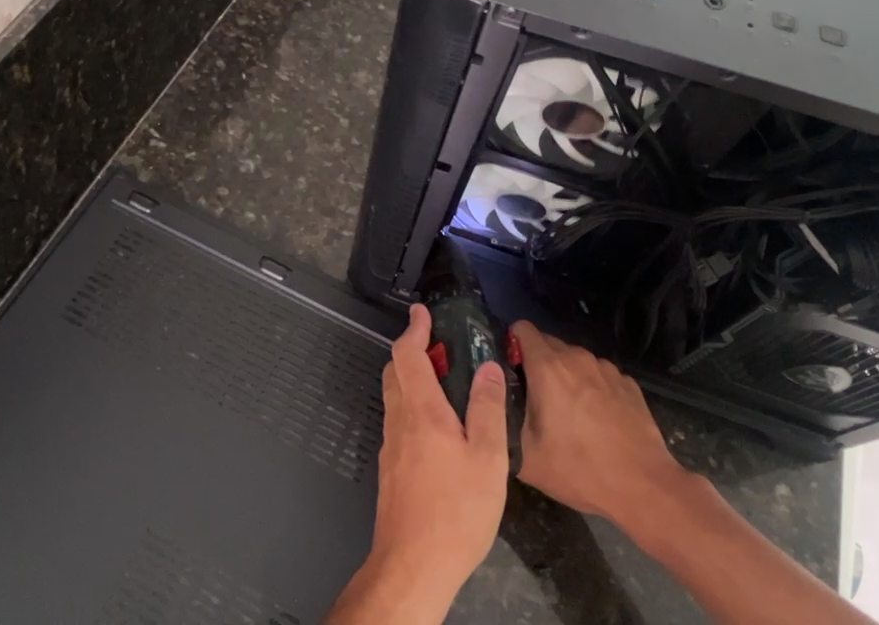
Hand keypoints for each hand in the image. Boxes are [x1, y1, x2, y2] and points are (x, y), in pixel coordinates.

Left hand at [356, 303, 509, 616]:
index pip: (407, 355)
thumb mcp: (487, 458)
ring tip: (447, 383)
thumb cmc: (456, 511)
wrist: (414, 565)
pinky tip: (440, 427)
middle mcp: (399, 422)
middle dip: (413, 351)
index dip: (414, 329)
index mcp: (421, 412)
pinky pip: (400, 422)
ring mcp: (391, 447)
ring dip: (414, 379)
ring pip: (395, 398)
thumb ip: (487, 409)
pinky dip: (415, 406)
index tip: (423, 313)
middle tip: (442, 347)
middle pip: (395, 372)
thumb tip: (487, 367)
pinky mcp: (391, 469)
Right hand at [511, 320, 689, 525]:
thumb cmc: (579, 469)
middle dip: (536, 365)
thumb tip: (494, 409)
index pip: (522, 330)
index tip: (508, 370)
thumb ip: (503, 424)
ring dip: (565, 378)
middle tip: (533, 400)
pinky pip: (599, 377)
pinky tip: (597, 422)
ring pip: (575, 362)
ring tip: (567, 414)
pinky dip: (592, 390)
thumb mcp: (526, 457)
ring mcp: (607, 369)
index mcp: (548, 368)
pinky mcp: (629, 384)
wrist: (643, 486)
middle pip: (548, 345)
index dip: (511, 344)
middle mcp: (577, 358)